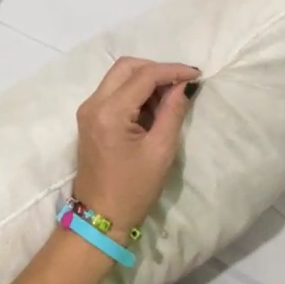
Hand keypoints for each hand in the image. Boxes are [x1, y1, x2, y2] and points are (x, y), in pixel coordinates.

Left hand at [73, 58, 199, 233]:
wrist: (100, 217)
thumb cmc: (133, 189)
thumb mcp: (161, 151)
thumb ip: (173, 112)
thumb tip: (184, 85)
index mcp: (109, 112)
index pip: (143, 76)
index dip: (172, 71)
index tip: (196, 75)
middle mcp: (93, 103)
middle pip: (126, 67)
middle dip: (156, 69)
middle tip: (182, 83)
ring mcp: (88, 110)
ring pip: (118, 76)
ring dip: (145, 79)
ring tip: (171, 96)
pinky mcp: (90, 118)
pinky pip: (114, 91)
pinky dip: (134, 91)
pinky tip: (154, 105)